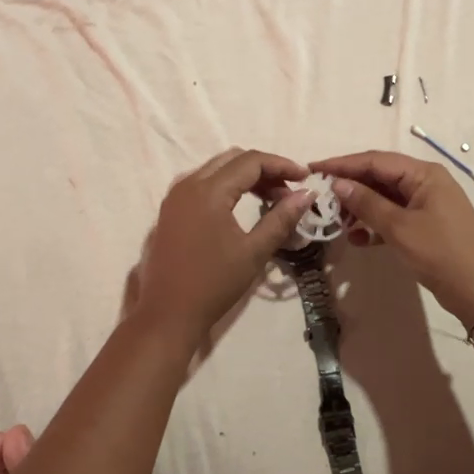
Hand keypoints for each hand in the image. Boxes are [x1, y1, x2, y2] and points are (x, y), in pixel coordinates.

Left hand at [131, 148, 314, 337]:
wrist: (167, 314)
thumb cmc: (213, 284)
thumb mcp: (253, 252)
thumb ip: (281, 219)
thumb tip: (306, 195)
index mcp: (208, 191)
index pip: (251, 161)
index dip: (282, 165)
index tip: (305, 178)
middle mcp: (187, 185)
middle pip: (232, 159)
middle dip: (264, 169)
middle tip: (288, 191)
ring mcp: (174, 197)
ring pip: (215, 169)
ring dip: (244, 177)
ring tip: (269, 199)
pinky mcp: (169, 211)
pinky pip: (201, 184)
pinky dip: (225, 186)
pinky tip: (240, 208)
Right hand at [309, 151, 473, 326]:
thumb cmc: (440, 253)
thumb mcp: (399, 228)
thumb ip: (367, 203)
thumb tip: (338, 184)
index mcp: (424, 174)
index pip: (376, 160)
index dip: (343, 164)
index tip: (313, 168)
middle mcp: (426, 182)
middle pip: (380, 176)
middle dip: (350, 186)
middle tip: (321, 197)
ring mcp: (427, 204)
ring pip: (385, 198)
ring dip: (361, 207)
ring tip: (337, 221)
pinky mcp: (426, 225)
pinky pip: (394, 217)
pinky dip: (375, 224)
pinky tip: (358, 238)